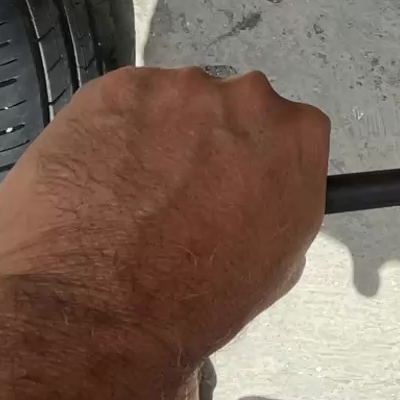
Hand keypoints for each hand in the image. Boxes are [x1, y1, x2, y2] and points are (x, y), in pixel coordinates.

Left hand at [0, 67, 329, 356]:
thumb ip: (285, 201)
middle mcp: (250, 97)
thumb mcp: (281, 261)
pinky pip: (123, 103)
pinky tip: (100, 180)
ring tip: (130, 194)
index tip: (235, 180)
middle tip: (180, 191)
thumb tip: (263, 192)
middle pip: (233, 107)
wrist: (101, 311)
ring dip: (161, 135)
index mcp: (298, 136)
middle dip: (210, 141)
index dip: (256, 156)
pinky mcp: (121, 89)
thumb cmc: (196, 298)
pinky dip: (112, 131)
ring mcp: (184, 87)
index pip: (289, 128)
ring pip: (175, 102)